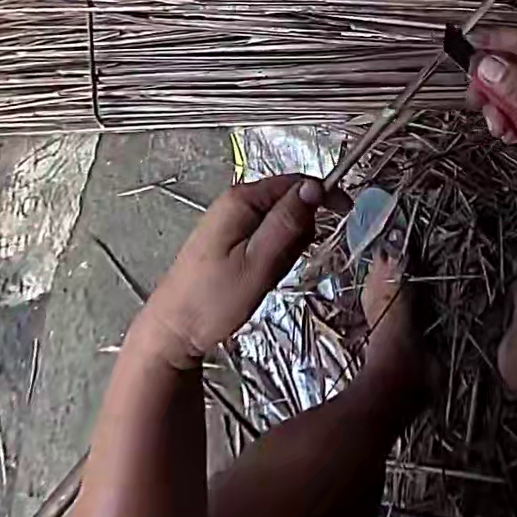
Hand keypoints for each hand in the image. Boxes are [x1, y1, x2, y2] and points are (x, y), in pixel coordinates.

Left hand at [132, 174, 323, 368]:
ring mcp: (232, 219)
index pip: (297, 181)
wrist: (170, 335)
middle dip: (300, 230)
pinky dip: (274, 253)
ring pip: (281, 220)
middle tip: (285, 263)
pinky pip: (267, 235)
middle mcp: (236, 201)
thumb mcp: (258, 264)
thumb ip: (287, 223)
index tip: (345, 215)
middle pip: (290, 200)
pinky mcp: (230, 237)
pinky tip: (261, 275)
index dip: (324, 195)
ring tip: (269, 274)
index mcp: (242, 199)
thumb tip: (314, 186)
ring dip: (287, 246)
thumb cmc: (213, 302)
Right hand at [466, 27, 516, 189]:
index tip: (466, 48)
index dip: (490, 44)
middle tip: (480, 101)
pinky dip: (513, 117)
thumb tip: (489, 66)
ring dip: (502, 107)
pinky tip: (514, 132)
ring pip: (512, 85)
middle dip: (493, 86)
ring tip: (503, 127)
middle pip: (512, 63)